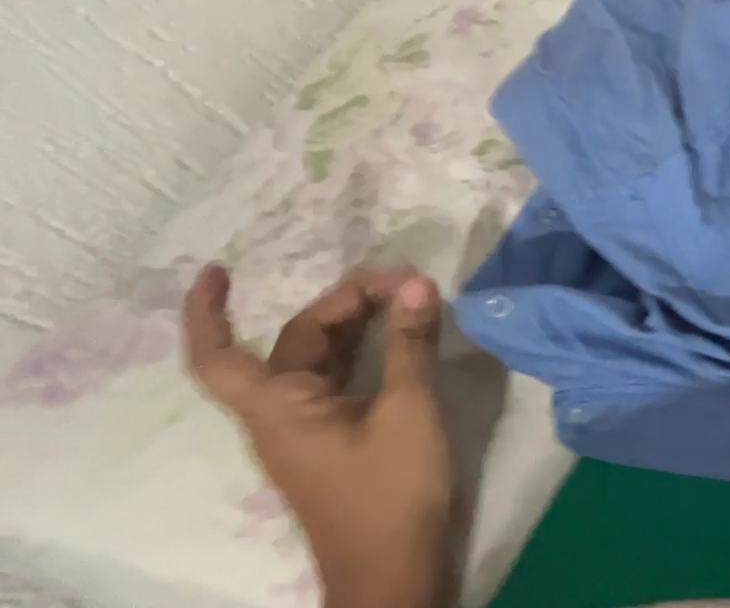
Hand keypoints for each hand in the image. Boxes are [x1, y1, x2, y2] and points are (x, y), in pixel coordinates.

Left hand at [184, 264, 454, 607]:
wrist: (394, 563)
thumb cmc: (390, 487)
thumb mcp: (408, 408)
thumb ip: (410, 343)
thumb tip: (416, 282)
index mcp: (280, 407)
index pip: (219, 356)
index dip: (208, 313)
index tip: (218, 269)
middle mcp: (283, 413)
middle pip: (297, 340)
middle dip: (345, 302)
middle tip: (405, 279)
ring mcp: (311, 425)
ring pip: (321, 357)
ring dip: (356, 321)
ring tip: (407, 295)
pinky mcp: (339, 435)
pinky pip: (341, 375)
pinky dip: (367, 346)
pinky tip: (401, 333)